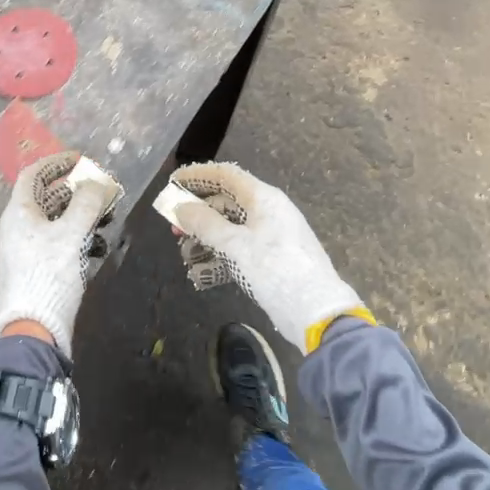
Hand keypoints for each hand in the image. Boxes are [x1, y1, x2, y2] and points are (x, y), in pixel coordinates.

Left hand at [0, 153, 120, 353]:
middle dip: (75, 192)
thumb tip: (96, 183)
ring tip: (105, 220)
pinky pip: (56, 244)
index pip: (33, 175)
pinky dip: (76, 239)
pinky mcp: (35, 270)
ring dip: (80, 217)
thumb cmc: (49, 274)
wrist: (33, 329)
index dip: (55, 163)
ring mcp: (24, 250)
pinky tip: (97, 249)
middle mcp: (17, 227)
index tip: (79, 160)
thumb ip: (87, 204)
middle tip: (100, 191)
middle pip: (46, 198)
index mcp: (19, 212)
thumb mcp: (72, 234)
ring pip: (54, 222)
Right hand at [169, 163, 363, 352]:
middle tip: (173, 229)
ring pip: (231, 229)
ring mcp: (272, 237)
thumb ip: (205, 223)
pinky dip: (220, 258)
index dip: (196, 176)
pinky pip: (240, 250)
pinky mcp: (272, 260)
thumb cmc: (275, 270)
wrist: (318, 314)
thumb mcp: (235, 245)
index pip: (225, 175)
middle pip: (225, 203)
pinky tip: (202, 276)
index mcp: (263, 198)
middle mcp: (268, 212)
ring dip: (205, 240)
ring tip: (186, 257)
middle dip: (197, 215)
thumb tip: (180, 207)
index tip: (171, 185)